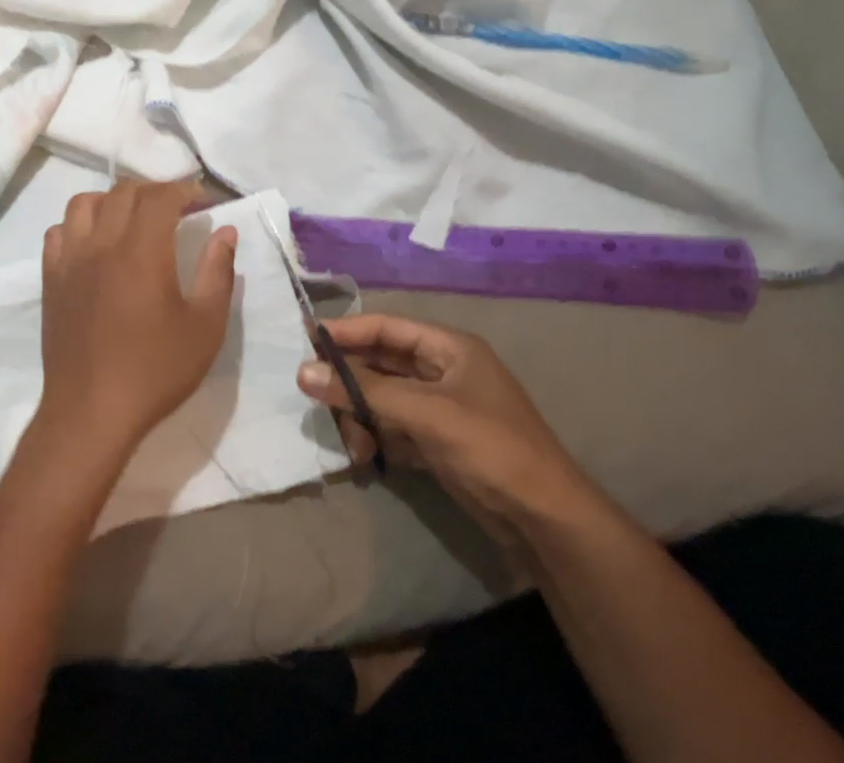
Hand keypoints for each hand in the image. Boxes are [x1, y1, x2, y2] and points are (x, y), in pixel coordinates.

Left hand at [40, 180, 237, 452]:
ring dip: (112, 200)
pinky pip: (58, 233)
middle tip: (176, 210)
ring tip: (132, 219)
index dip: (185, 189)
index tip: (204, 202)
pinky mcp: (50, 281)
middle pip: (122, 193)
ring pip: (83, 204)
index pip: (160, 196)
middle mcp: (101, 245)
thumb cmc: (156, 371)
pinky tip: (94, 245)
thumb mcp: (205, 327)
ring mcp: (69, 261)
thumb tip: (225, 231)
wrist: (92, 410)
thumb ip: (217, 272)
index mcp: (142, 252)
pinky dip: (78, 225)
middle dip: (153, 191)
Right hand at [297, 315, 609, 549]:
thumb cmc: (490, 449)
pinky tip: (368, 459)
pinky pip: (391, 427)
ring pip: (381, 399)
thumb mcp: (425, 413)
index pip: (386, 328)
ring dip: (361, 419)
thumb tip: (302, 371)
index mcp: (450, 349)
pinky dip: (376, 439)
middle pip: (379, 363)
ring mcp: (439, 407)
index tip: (302, 340)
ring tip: (357, 448)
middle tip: (316, 399)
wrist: (541, 516)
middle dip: (349, 384)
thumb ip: (363, 390)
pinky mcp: (435, 440)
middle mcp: (443, 371)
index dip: (345, 331)